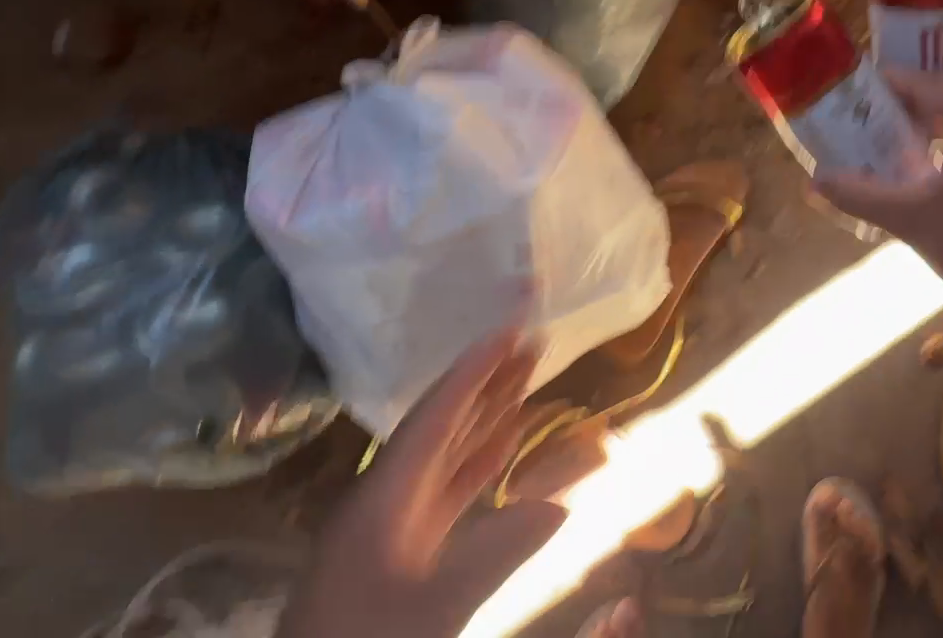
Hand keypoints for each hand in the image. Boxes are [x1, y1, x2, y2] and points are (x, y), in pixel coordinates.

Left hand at [280, 329, 566, 637]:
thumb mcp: (432, 613)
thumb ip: (496, 557)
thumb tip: (560, 506)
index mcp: (382, 499)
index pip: (434, 419)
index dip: (473, 373)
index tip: (509, 331)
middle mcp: (386, 496)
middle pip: (443, 425)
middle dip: (488, 383)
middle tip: (533, 343)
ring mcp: (393, 520)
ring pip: (447, 451)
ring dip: (488, 413)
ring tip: (529, 376)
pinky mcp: (403, 543)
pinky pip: (448, 483)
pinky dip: (481, 457)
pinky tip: (508, 440)